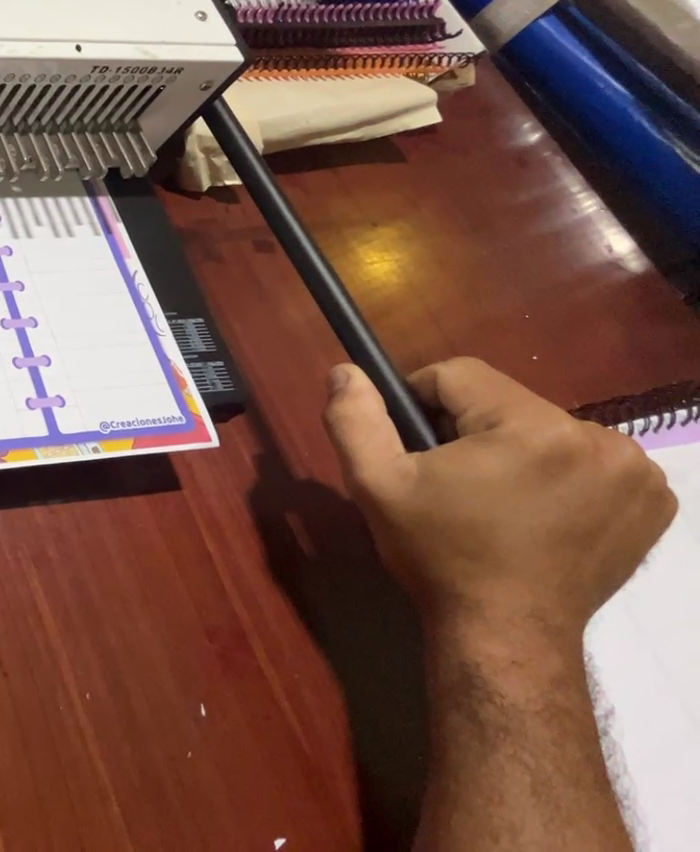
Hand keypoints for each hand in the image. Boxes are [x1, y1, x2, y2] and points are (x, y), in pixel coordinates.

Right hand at [323, 357, 675, 644]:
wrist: (505, 629)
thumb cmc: (435, 551)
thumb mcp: (373, 482)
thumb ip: (355, 419)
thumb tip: (345, 371)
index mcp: (532, 428)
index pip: (457, 375)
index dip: (418, 403)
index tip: (412, 449)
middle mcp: (600, 440)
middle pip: (503, 403)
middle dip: (467, 431)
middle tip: (447, 483)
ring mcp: (637, 473)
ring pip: (543, 429)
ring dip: (512, 451)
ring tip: (490, 500)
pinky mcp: (654, 502)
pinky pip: (585, 459)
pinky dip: (556, 475)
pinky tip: (534, 512)